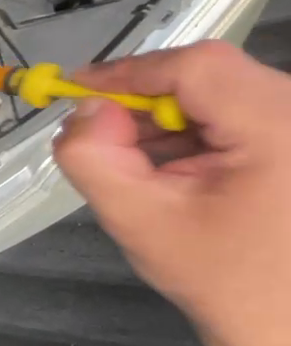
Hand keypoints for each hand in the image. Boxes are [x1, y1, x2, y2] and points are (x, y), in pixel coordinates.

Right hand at [54, 40, 290, 345]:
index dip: (129, 71)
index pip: (197, 66)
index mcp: (283, 132)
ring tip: (152, 174)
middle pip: (214, 78)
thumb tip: (85, 110)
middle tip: (109, 148)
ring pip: (229, 96)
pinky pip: (249, 118)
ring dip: (174, 124)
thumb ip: (93, 156)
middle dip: (148, 105)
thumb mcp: (137, 218)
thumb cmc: (222, 278)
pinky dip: (203, 138)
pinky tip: (189, 179)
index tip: (76, 96)